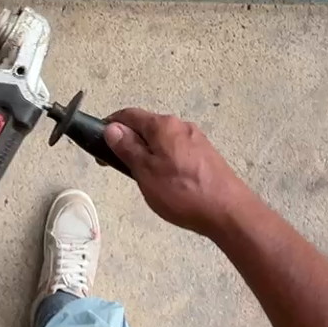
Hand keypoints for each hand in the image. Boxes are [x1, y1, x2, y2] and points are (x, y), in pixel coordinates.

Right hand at [104, 109, 260, 239]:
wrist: (228, 212)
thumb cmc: (182, 192)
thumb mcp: (145, 172)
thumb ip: (127, 148)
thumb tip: (112, 128)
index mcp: (163, 125)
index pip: (129, 114)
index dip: (110, 125)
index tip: (99, 142)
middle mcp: (181, 126)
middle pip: (147, 126)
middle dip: (130, 141)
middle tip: (119, 166)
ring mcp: (196, 139)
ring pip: (162, 140)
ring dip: (148, 152)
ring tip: (144, 178)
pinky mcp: (206, 155)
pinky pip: (177, 150)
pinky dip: (164, 159)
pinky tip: (167, 181)